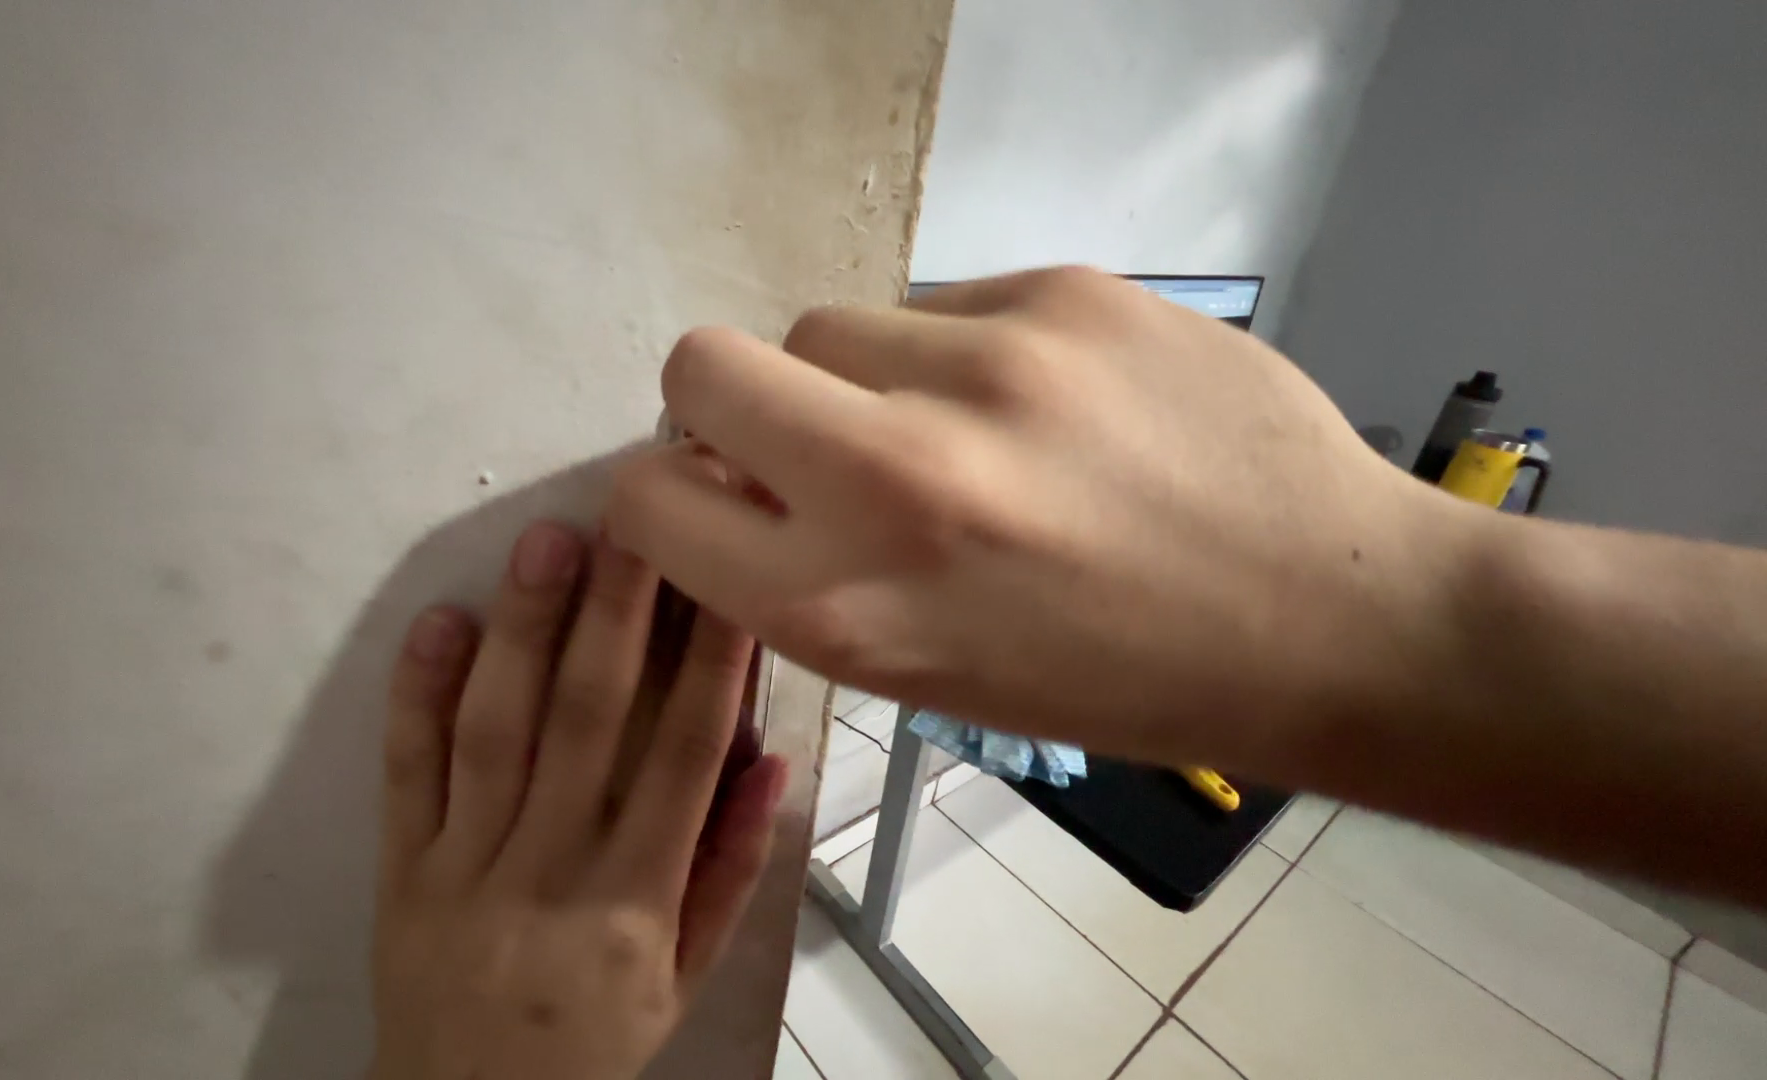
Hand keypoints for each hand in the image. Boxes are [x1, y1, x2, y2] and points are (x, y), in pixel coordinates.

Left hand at [369, 522, 787, 1079]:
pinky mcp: (398, 875)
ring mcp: (464, 867)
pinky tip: (437, 622)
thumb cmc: (599, 1045)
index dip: (711, 659)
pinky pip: (406, 777)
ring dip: (523, 630)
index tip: (727, 578)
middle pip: (588, 718)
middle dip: (616, 610)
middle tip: (632, 520)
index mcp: (636, 899)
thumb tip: (769, 759)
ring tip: (546, 544)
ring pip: (497, 729)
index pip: (684, 752)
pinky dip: (416, 697)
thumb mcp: (690, 980)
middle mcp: (551, 868)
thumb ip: (732, 870)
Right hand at [606, 268, 1470, 769]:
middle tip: (801, 436)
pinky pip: (943, 301)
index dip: (663, 492)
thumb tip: (726, 479)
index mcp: (843, 607)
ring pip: (827, 321)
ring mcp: (986, 366)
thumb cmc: (1101, 679)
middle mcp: (891, 477)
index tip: (710, 493)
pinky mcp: (1067, 292)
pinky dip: (958, 350)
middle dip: (723, 401)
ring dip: (858, 375)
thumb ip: (799, 572)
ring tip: (955, 427)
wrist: (1322, 619)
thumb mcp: (919, 670)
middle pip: (701, 362)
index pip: (649, 500)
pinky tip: (1042, 403)